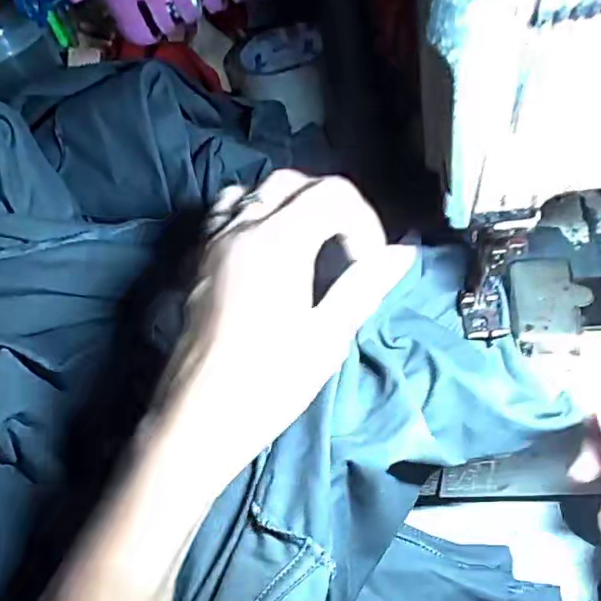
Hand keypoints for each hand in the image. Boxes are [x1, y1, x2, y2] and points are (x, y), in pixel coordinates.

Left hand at [150, 170, 414, 485]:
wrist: (201, 416)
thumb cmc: (269, 384)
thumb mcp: (327, 338)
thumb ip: (363, 287)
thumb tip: (402, 254)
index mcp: (278, 242)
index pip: (334, 195)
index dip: (365, 225)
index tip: (371, 268)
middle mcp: (241, 227)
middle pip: (296, 184)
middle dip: (334, 208)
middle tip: (351, 255)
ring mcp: (213, 241)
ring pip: (259, 191)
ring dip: (295, 206)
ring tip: (313, 248)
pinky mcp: (198, 261)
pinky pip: (229, 212)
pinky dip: (258, 215)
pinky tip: (269, 253)